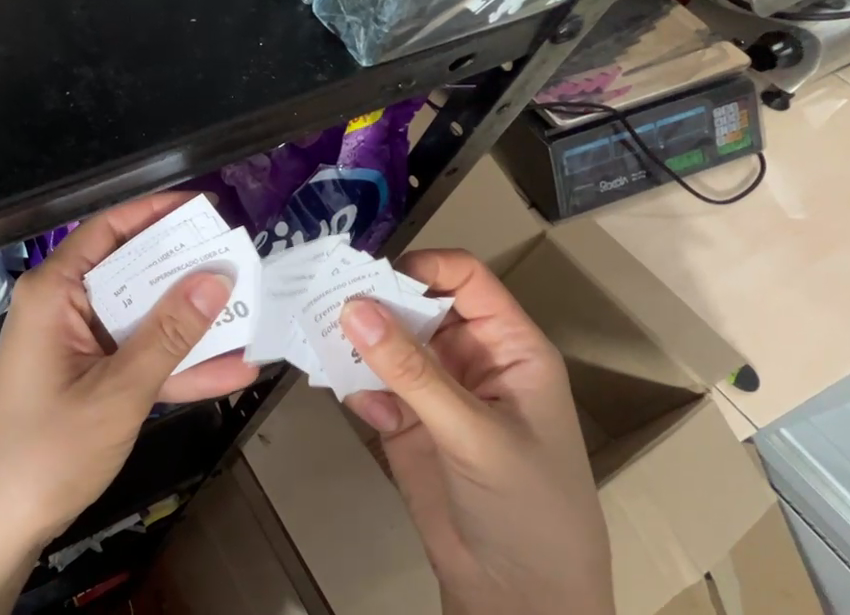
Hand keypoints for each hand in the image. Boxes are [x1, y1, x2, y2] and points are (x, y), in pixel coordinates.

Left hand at [0, 191, 261, 544]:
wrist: (1, 522)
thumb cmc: (50, 450)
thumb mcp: (119, 391)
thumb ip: (169, 334)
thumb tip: (216, 277)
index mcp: (53, 292)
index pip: (107, 231)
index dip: (154, 213)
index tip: (204, 207)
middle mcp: (60, 306)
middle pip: (129, 271)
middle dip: (184, 271)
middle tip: (240, 262)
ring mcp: (73, 343)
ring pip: (138, 317)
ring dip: (188, 323)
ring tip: (249, 313)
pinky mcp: (84, 375)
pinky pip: (133, 356)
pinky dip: (172, 364)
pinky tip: (229, 370)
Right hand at [339, 250, 612, 614]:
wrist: (518, 598)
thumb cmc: (527, 509)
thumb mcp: (474, 434)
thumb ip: (411, 371)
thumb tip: (351, 307)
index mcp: (508, 349)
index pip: (465, 279)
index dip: (421, 268)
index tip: (367, 278)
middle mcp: (469, 359)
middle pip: (414, 304)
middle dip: (372, 303)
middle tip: (321, 301)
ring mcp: (434, 390)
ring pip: (385, 341)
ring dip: (355, 342)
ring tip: (322, 343)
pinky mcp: (404, 420)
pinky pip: (369, 382)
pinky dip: (355, 384)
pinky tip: (361, 407)